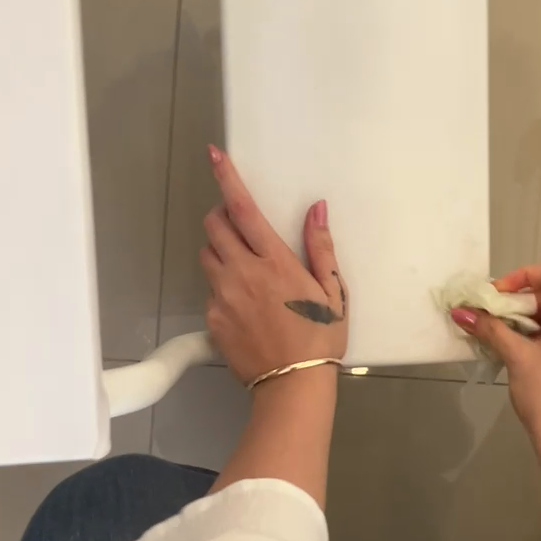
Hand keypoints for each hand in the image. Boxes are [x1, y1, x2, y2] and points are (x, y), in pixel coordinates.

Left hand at [201, 144, 347, 383]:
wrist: (292, 384)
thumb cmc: (319, 337)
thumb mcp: (332, 291)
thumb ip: (321, 247)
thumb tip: (317, 208)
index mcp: (274, 261)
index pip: (243, 209)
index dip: (226, 178)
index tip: (213, 155)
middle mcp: (242, 272)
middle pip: (213, 226)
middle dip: (221, 217)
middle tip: (239, 227)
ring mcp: (223, 296)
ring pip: (207, 256)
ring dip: (219, 251)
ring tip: (243, 269)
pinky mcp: (212, 318)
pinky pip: (210, 290)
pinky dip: (222, 287)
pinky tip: (244, 307)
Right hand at [452, 262, 540, 442]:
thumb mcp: (516, 354)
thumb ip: (489, 327)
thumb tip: (459, 311)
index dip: (524, 276)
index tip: (498, 294)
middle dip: (522, 299)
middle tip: (493, 311)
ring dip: (528, 317)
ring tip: (498, 327)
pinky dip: (540, 333)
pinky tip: (515, 343)